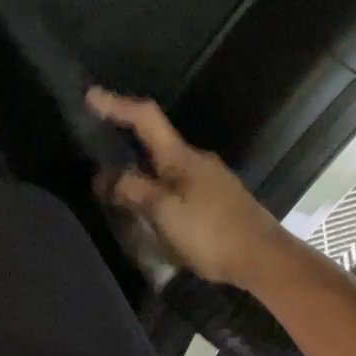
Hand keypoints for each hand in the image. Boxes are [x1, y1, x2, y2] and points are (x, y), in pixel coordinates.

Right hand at [86, 87, 292, 290]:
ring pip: (166, 169)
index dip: (117, 104)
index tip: (91, 96)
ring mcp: (210, 180)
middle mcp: (196, 160)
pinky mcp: (218, 201)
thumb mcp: (163, 212)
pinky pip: (178, 187)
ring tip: (121, 196)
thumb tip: (106, 176)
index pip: (145, 118)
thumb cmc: (211, 232)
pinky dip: (158, 192)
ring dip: (142, 175)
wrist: (264, 259)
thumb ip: (133, 190)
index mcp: (180, 156)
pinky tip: (152, 216)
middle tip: (99, 162)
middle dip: (126, 147)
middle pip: (155, 144)